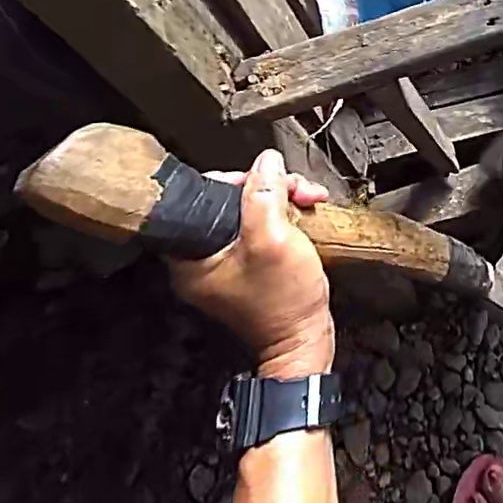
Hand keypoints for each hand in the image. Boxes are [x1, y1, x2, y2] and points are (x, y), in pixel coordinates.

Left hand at [168, 149, 336, 378]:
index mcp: (191, 257)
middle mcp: (203, 259)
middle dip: (272, 188)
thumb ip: (265, 196)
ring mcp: (228, 263)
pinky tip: (308, 212)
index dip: (238, 181)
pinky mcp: (251, 265)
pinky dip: (288, 216)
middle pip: (233, 201)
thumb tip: (266, 161)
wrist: (305, 340)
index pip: (203, 197)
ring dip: (286, 198)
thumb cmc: (284, 301)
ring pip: (253, 210)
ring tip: (311, 200)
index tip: (266, 181)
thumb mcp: (275, 240)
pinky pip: (264, 227)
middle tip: (298, 191)